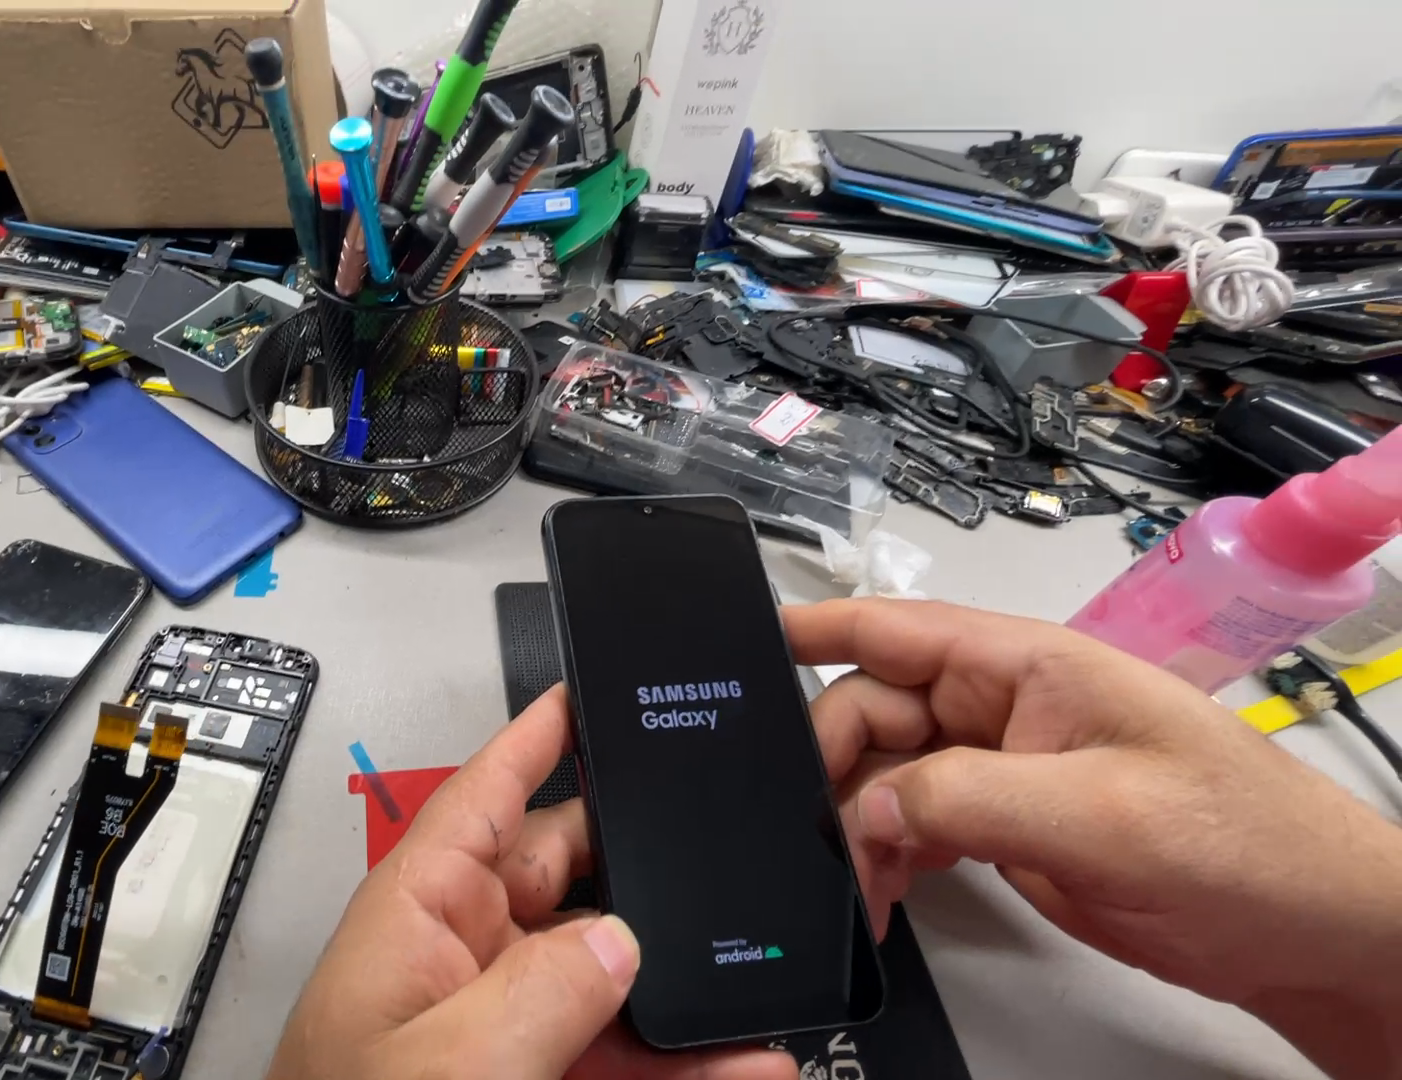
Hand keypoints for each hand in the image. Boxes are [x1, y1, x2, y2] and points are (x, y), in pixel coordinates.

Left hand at [266, 686, 795, 1079]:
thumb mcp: (446, 1064)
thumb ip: (536, 993)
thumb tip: (621, 938)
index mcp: (424, 905)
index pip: (485, 794)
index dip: (534, 738)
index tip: (584, 695)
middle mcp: (466, 941)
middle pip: (566, 869)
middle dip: (638, 857)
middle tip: (717, 846)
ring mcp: (505, 1008)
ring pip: (605, 963)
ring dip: (675, 970)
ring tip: (753, 965)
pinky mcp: (536, 1066)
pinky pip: (617, 1043)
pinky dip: (678, 1055)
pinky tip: (744, 1060)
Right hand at [786, 598, 1401, 1079]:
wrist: (1325, 949)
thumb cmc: (1246, 852)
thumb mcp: (1101, 816)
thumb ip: (963, 798)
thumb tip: (860, 809)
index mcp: (1018, 667)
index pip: (891, 629)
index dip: (814, 627)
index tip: (745, 643)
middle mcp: (989, 704)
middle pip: (868, 711)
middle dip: (834, 769)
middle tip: (820, 831)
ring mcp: (986, 761)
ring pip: (877, 773)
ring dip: (854, 824)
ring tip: (854, 884)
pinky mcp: (987, 816)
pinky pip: (903, 818)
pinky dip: (879, 852)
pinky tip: (876, 892)